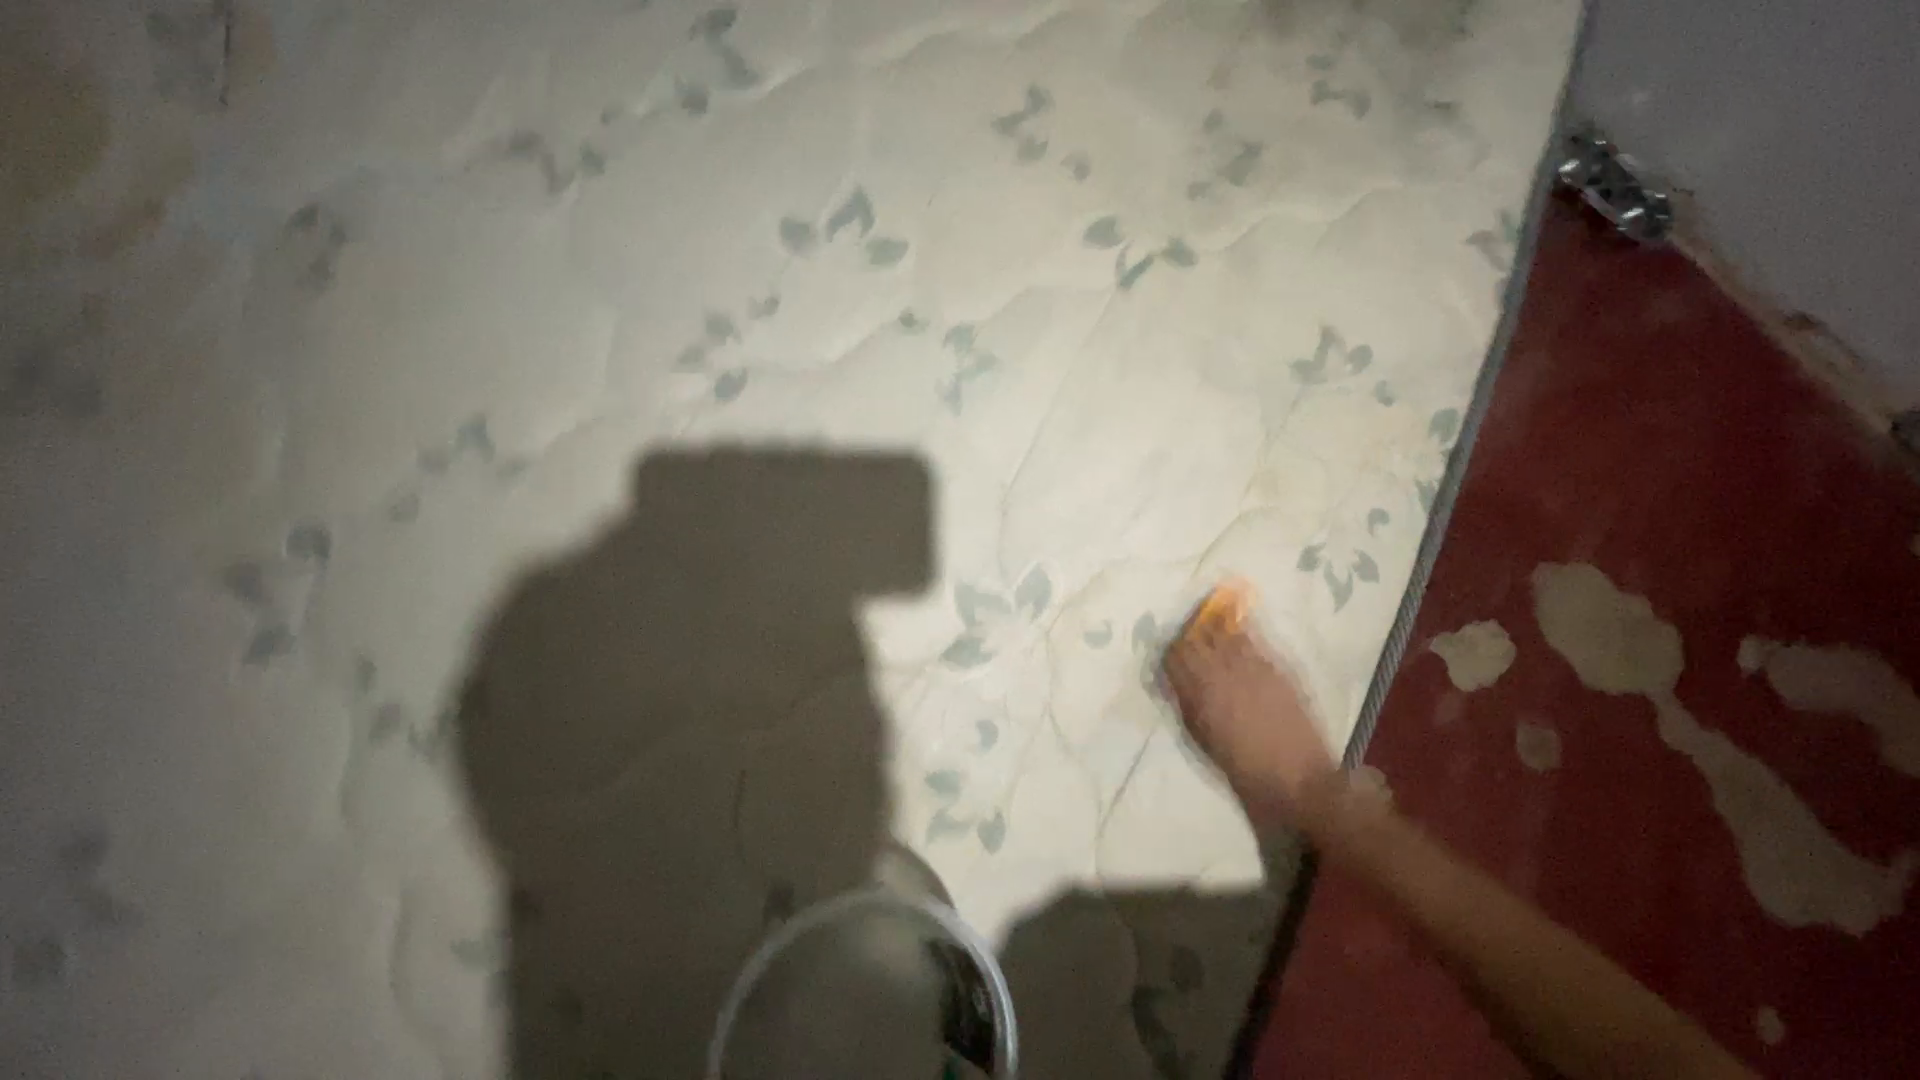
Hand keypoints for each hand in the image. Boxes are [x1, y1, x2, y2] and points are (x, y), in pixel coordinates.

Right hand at [1162, 587, 1336, 818]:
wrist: (1300, 781)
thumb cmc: (1244, 771)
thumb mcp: (1203, 742)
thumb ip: (1187, 707)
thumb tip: (1175, 683)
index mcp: (1201, 693)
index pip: (1175, 656)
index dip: (1169, 652)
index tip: (1168, 653)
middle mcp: (1224, 672)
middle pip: (1199, 638)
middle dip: (1189, 632)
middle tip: (1185, 631)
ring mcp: (1254, 667)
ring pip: (1227, 633)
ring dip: (1214, 625)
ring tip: (1209, 619)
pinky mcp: (1279, 669)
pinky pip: (1255, 640)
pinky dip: (1243, 630)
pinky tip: (1238, 624)